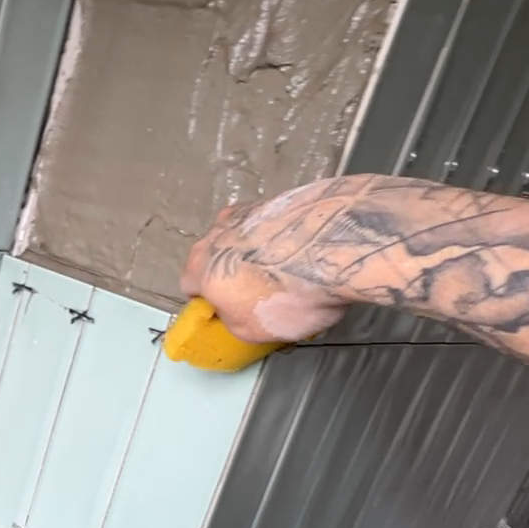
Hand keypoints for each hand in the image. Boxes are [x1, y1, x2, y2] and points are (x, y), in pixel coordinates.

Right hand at [179, 179, 356, 343]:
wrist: (338, 246)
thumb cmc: (288, 294)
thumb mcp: (253, 331)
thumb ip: (232, 319)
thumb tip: (235, 312)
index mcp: (200, 267)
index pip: (189, 286)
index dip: (208, 300)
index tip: (227, 310)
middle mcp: (216, 233)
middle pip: (215, 256)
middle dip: (232, 272)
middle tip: (260, 291)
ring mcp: (250, 210)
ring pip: (244, 236)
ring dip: (257, 251)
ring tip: (289, 270)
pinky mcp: (283, 197)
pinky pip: (276, 222)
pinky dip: (285, 235)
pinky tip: (307, 251)